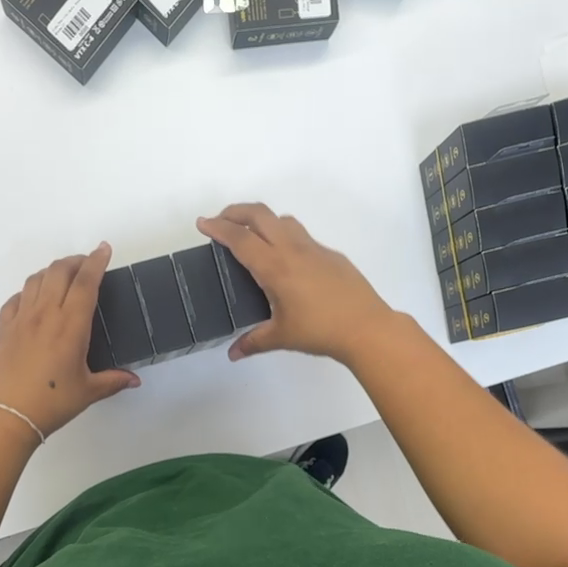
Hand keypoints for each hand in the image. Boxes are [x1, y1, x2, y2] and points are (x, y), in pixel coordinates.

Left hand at [0, 242, 139, 439]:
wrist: (9, 415)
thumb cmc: (53, 403)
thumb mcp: (89, 392)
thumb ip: (113, 381)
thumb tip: (134, 380)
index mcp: (70, 326)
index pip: (85, 282)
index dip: (96, 262)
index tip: (104, 249)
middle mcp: (45, 314)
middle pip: (59, 271)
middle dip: (75, 261)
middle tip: (86, 264)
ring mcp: (21, 319)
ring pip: (36, 279)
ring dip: (51, 271)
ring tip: (62, 276)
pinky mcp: (4, 328)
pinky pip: (16, 298)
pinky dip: (28, 291)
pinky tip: (33, 299)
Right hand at [197, 204, 401, 363]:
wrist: (365, 327)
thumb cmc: (319, 330)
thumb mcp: (281, 337)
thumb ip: (253, 341)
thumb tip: (233, 354)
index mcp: (275, 267)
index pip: (240, 239)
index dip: (218, 228)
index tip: (202, 223)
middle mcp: (292, 249)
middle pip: (259, 215)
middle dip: (236, 212)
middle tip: (221, 221)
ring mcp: (314, 248)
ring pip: (282, 220)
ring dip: (261, 220)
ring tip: (251, 236)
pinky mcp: (330, 255)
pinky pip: (301, 235)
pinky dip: (283, 235)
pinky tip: (285, 261)